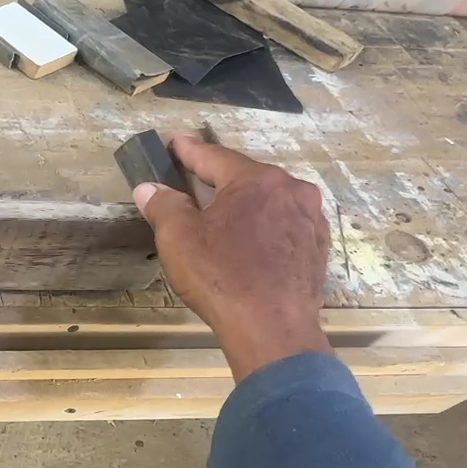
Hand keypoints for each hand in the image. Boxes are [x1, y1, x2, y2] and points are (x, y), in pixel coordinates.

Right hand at [132, 132, 331, 380]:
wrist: (272, 327)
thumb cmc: (221, 276)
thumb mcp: (178, 238)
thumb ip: (163, 206)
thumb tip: (149, 188)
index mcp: (257, 181)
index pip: (215, 157)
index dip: (189, 150)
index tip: (175, 140)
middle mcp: (292, 191)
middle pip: (246, 178)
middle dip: (217, 179)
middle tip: (193, 180)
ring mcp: (311, 219)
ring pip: (267, 202)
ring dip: (241, 205)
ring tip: (219, 215)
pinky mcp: (316, 248)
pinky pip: (281, 226)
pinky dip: (260, 227)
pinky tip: (245, 243)